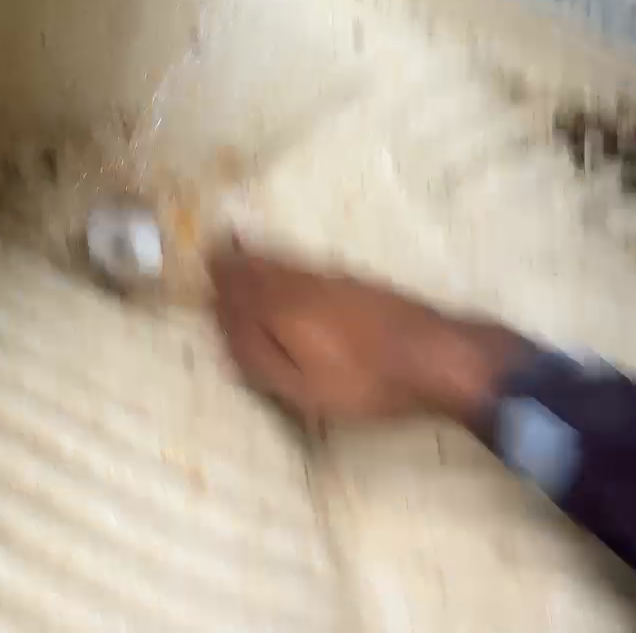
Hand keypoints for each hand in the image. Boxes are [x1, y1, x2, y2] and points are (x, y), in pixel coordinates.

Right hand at [209, 242, 532, 428]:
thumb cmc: (364, 381)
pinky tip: (281, 261)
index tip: (202, 280)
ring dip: (253, 254)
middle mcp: (296, 281)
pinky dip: (278, 256)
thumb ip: (257, 356)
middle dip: (230, 261)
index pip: (236, 288)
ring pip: (277, 259)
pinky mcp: (348, 278)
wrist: (433, 353)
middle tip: (210, 254)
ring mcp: (325, 275)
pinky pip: (298, 260)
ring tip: (236, 247)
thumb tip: (224, 329)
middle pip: (254, 265)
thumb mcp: (302, 387)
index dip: (217, 286)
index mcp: (279, 306)